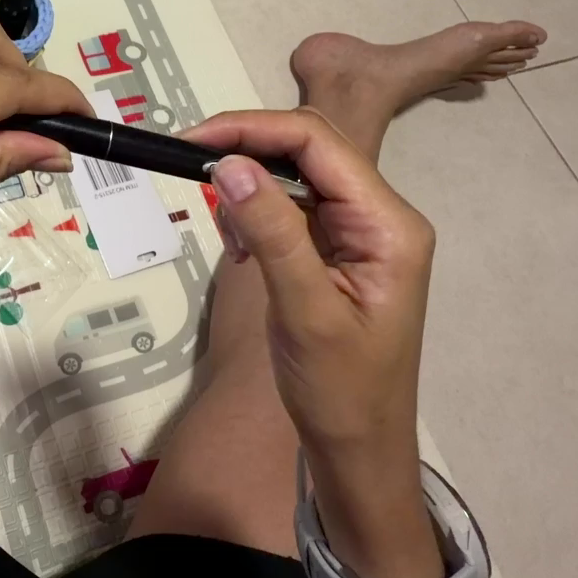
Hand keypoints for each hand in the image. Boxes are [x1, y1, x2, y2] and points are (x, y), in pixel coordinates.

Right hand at [185, 109, 444, 577]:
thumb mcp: (304, 310)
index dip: (251, 129)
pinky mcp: (332, 245)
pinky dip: (252, 213)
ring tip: (229, 239)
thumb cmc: (339, 389)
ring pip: (291, 172)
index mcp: (387, 223)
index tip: (192, 142)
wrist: (356, 447)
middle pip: (306, 147)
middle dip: (245, 148)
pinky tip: (241, 250)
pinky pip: (286, 203)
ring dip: (247, 186)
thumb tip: (228, 163)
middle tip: (190, 165)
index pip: (317, 143)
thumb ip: (272, 231)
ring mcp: (355, 229)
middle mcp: (376, 213)